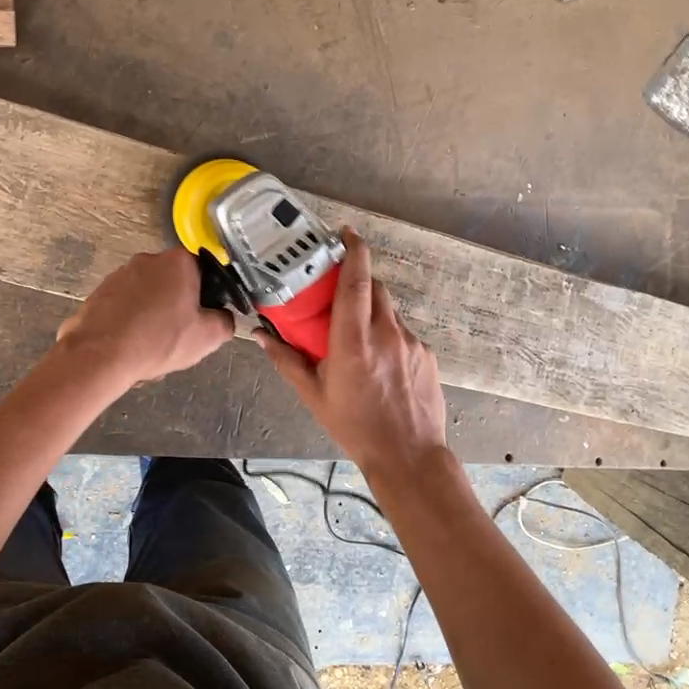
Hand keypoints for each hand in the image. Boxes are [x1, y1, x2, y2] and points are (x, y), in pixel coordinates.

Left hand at [56, 248, 234, 385]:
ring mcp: (120, 273)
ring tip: (150, 347)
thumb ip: (225, 322)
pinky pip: (125, 306)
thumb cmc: (159, 340)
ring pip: (148, 296)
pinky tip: (129, 346)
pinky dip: (130, 322)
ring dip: (153, 317)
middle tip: (177, 337)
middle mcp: (148, 259)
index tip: (201, 319)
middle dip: (177, 308)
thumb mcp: (207, 337)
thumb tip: (223, 317)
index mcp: (179, 261)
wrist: (99, 355)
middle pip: (173, 284)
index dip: (206, 297)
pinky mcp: (100, 291)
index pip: (204, 272)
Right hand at [256, 229, 447, 478]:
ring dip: (371, 313)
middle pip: (373, 288)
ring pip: (388, 311)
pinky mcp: (427, 354)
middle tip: (338, 295)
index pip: (355, 281)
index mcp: (354, 341)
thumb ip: (287, 360)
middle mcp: (385, 334)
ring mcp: (411, 342)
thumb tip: (261, 336)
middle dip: (356, 283)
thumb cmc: (356, 426)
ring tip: (358, 340)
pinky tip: (380, 365)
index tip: (346, 233)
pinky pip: (402, 332)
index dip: (353, 251)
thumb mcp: (314, 395)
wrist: (409, 456)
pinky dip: (388, 336)